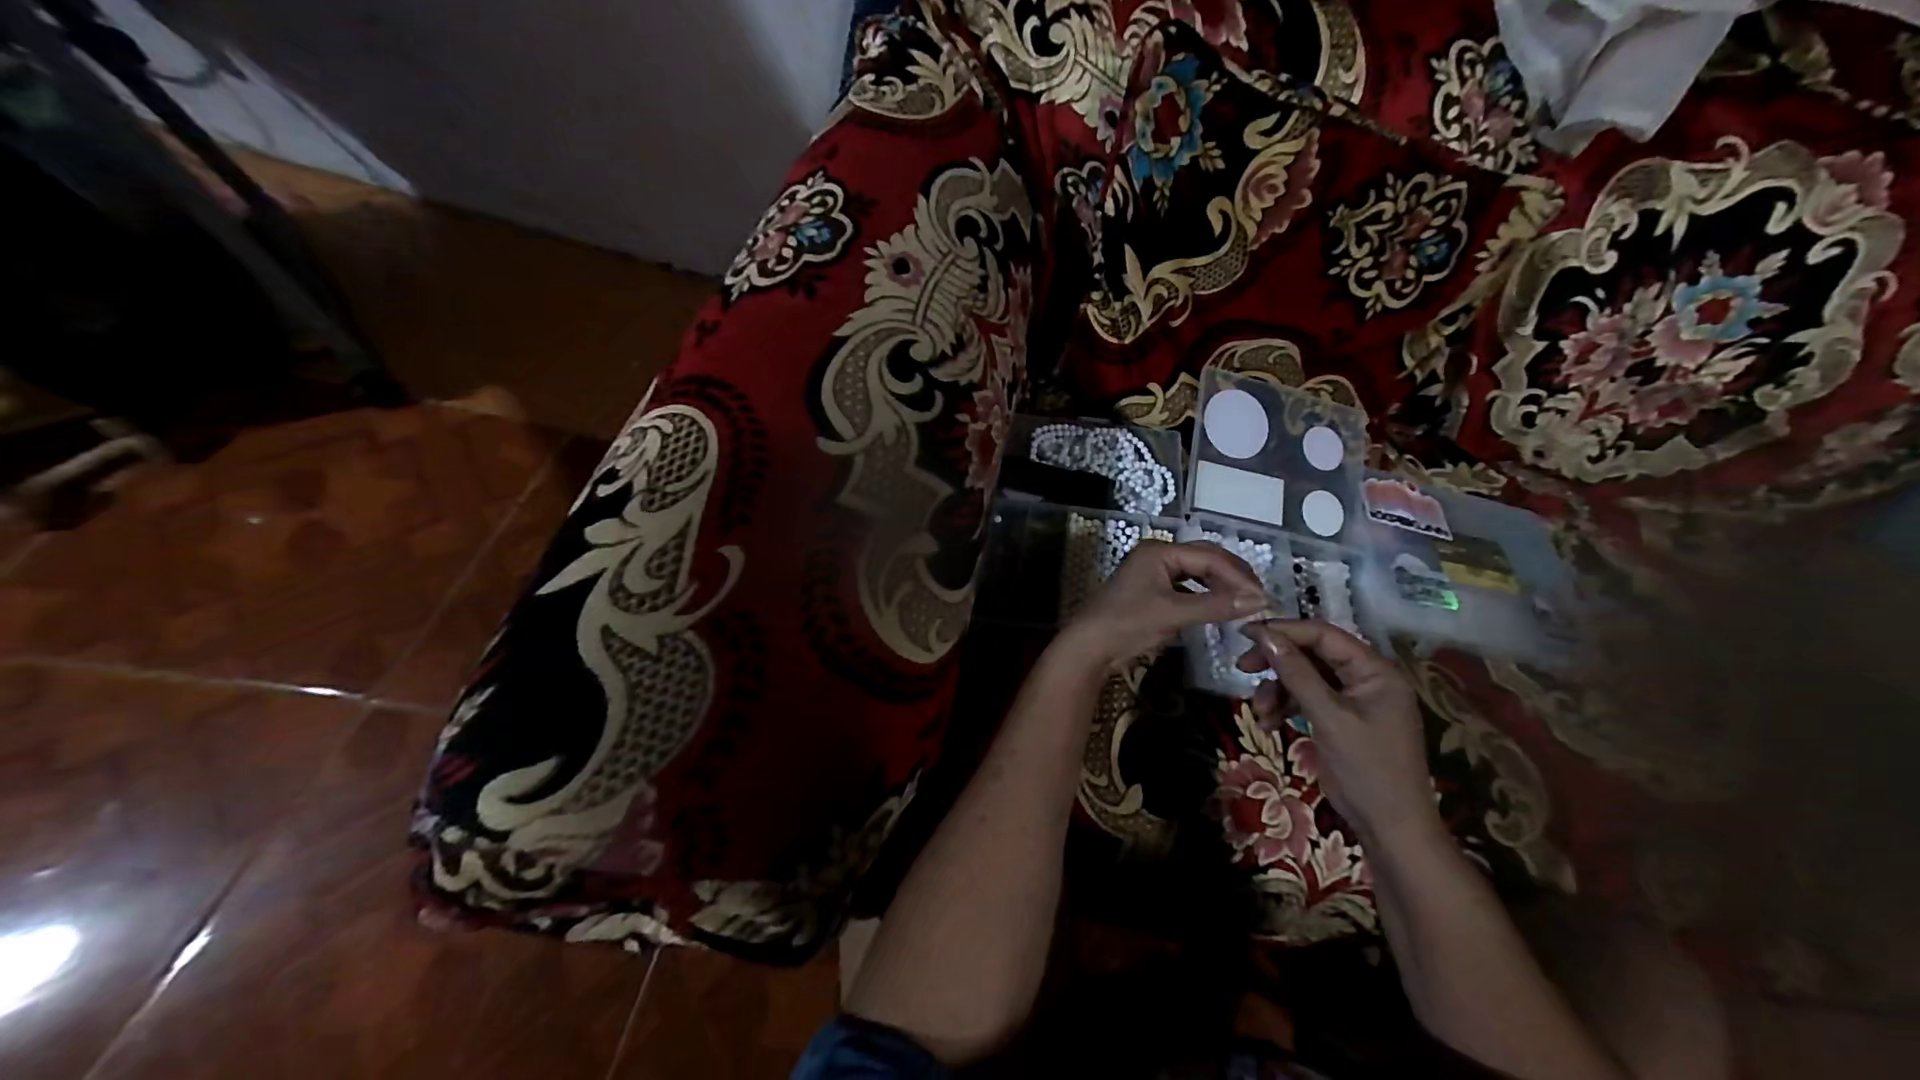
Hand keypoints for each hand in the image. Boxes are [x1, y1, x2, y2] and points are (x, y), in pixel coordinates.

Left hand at [1054, 540, 1268, 671]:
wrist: (1088, 647)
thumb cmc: (1126, 624)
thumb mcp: (1173, 614)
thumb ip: (1216, 605)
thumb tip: (1260, 600)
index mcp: (1159, 551)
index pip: (1210, 557)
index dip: (1239, 576)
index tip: (1264, 597)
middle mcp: (1157, 555)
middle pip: (1205, 559)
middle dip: (1233, 577)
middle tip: (1260, 598)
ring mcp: (1153, 573)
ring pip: (1197, 573)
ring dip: (1221, 586)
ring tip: (1245, 603)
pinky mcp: (1152, 591)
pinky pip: (1187, 587)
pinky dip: (1206, 595)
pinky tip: (1220, 608)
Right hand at [1236, 620, 1438, 845]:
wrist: (1390, 827)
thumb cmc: (1367, 768)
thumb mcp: (1329, 717)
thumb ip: (1296, 673)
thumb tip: (1264, 635)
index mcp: (1376, 671)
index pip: (1324, 635)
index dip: (1284, 631)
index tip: (1245, 635)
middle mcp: (1366, 679)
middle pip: (1312, 655)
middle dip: (1277, 663)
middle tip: (1243, 668)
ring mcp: (1353, 700)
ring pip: (1304, 678)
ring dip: (1277, 691)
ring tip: (1260, 714)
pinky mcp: (1340, 719)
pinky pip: (1306, 700)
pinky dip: (1285, 708)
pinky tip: (1269, 725)